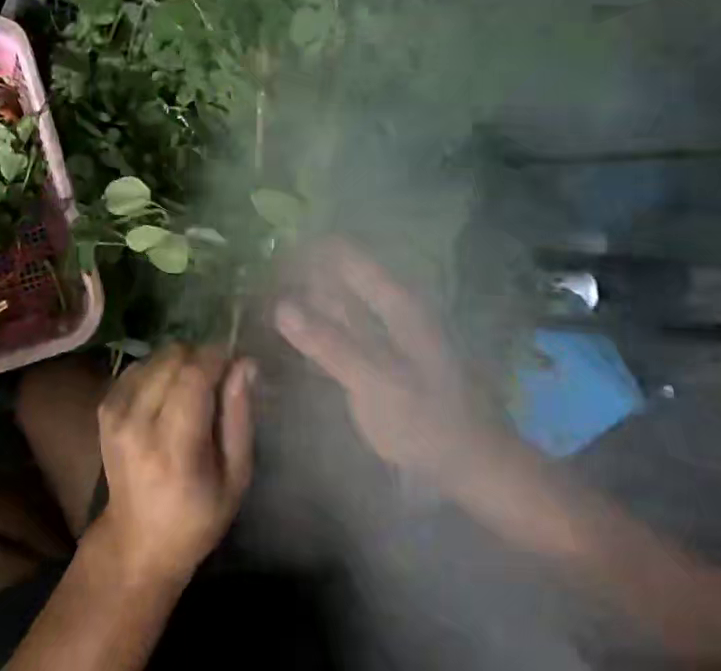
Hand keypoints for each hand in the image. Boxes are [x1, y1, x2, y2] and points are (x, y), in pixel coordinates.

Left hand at [93, 344, 255, 584]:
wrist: (138, 537)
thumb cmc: (198, 515)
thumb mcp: (235, 477)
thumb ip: (239, 417)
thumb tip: (244, 364)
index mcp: (174, 448)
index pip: (193, 377)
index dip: (217, 358)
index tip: (235, 360)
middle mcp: (137, 423)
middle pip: (172, 360)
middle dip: (200, 358)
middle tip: (218, 377)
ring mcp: (115, 413)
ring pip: (155, 358)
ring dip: (179, 364)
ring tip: (194, 390)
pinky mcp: (105, 407)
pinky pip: (137, 368)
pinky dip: (158, 371)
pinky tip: (168, 395)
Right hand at [275, 238, 510, 492]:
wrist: (471, 469)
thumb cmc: (429, 422)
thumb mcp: (377, 382)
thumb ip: (329, 343)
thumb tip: (280, 304)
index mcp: (396, 301)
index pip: (342, 253)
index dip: (303, 252)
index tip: (263, 264)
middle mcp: (387, 308)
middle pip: (333, 276)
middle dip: (294, 279)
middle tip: (250, 292)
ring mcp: (379, 335)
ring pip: (330, 305)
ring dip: (297, 305)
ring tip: (255, 311)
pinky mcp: (371, 361)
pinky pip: (332, 334)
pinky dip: (307, 332)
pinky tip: (280, 341)